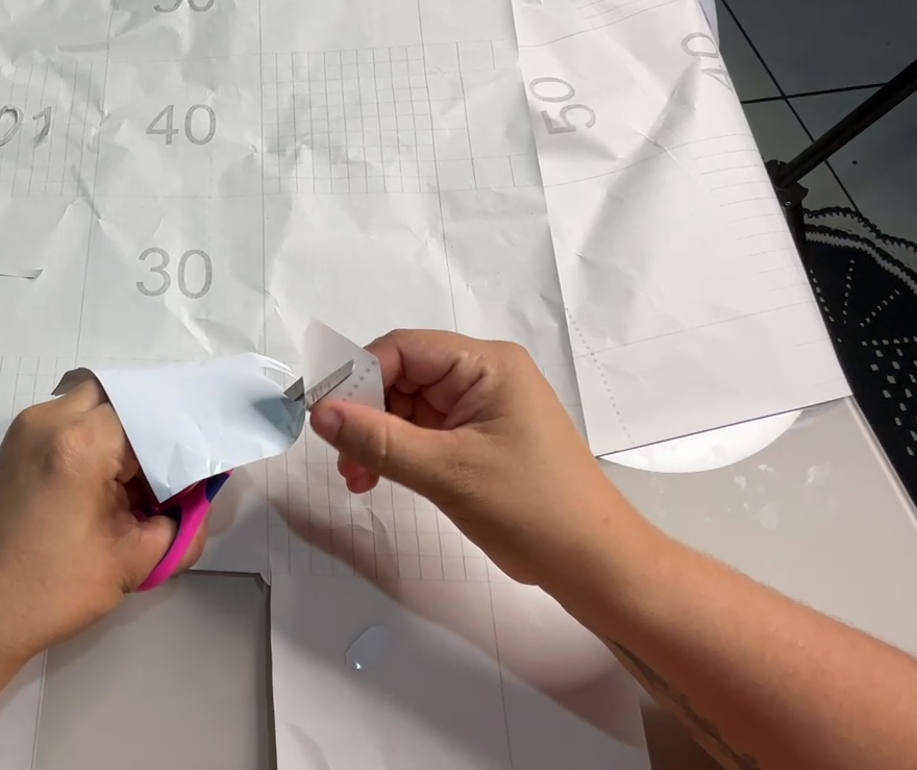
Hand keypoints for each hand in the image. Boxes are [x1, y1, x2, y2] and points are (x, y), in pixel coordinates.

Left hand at [0, 380, 203, 690]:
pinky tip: (101, 486)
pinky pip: (64, 421)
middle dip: (147, 427)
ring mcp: (24, 429)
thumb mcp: (131, 563)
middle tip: (166, 469)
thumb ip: (180, 528)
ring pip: (89, 404)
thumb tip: (198, 504)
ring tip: (134, 481)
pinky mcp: (11, 445)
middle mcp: (49, 419)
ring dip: (118, 432)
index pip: (149, 413)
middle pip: (117, 395)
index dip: (178, 437)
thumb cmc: (48, 592)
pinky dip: (91, 440)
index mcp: (80, 442)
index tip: (199, 464)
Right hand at [309, 329, 652, 590]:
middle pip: (401, 376)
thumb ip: (377, 439)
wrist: (598, 568)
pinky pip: (423, 429)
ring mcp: (482, 405)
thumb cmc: (530, 511)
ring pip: (406, 405)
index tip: (325, 416)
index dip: (357, 377)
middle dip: (366, 414)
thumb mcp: (445, 473)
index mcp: (486, 364)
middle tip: (342, 458)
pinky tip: (378, 477)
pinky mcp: (479, 435)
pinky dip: (398, 451)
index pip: (402, 349)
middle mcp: (483, 374)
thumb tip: (319, 412)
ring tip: (358, 478)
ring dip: (377, 438)